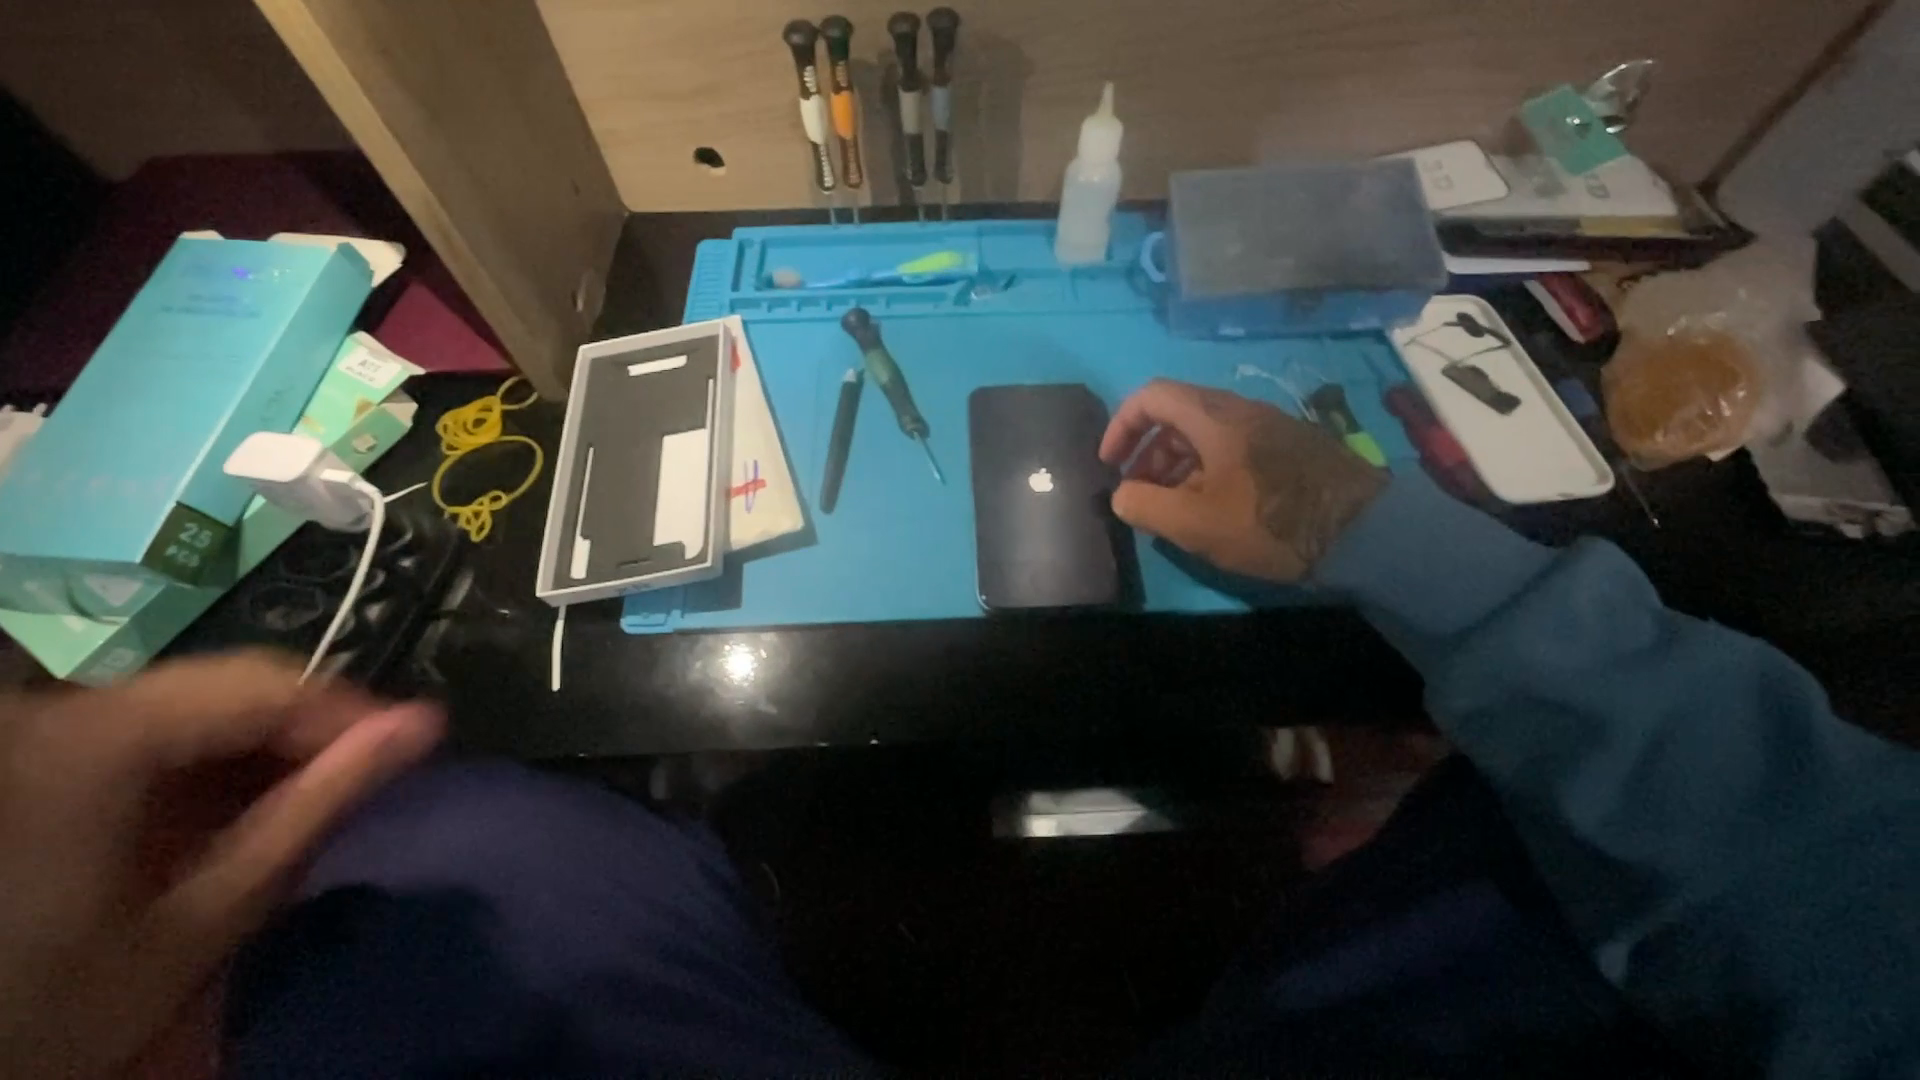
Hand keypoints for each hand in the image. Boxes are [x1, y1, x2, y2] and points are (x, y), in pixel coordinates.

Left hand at [0, 651, 442, 1078]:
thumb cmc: (66, 1000)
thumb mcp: (209, 914)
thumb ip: (318, 805)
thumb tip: (425, 723)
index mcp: (94, 742)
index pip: (269, 687)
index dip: (355, 713)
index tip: (415, 749)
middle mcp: (57, 712)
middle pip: (231, 688)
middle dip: (311, 732)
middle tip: (368, 777)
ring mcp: (38, 730)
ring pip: (197, 702)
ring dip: (265, 746)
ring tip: (311, 795)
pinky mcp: (33, 753)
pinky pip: (149, 726)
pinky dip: (209, 759)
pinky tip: (234, 807)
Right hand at [1100, 379, 1387, 581]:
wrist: (1363, 532)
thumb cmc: (1268, 522)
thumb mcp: (1193, 522)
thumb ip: (1144, 505)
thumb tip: (1122, 494)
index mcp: (1213, 417)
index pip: (1151, 396)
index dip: (1121, 426)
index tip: (1110, 463)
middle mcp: (1240, 411)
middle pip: (1177, 414)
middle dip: (1147, 450)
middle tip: (1138, 490)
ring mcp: (1269, 427)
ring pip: (1205, 433)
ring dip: (1176, 463)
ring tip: (1171, 505)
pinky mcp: (1289, 448)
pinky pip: (1232, 447)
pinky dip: (1206, 468)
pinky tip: (1212, 507)